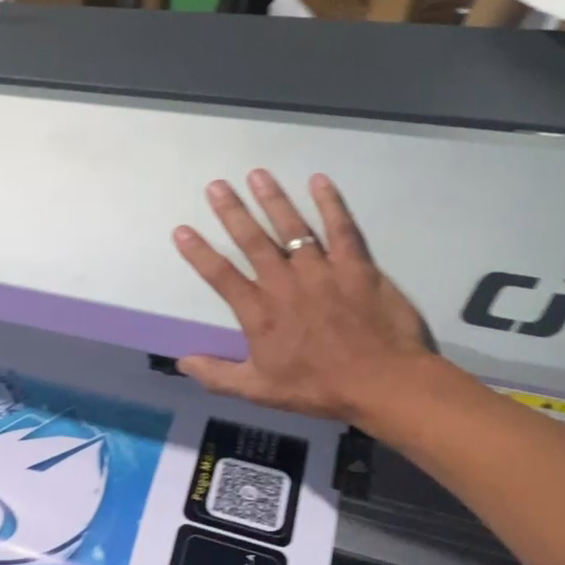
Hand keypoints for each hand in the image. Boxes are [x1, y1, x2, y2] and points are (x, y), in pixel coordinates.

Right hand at [173, 171, 436, 424]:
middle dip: (232, 212)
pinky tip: (318, 181)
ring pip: (292, 228)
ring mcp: (322, 271)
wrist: (383, 382)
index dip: (198, 253)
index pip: (221, 276)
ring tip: (257, 175)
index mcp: (260, 313)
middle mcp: (285, 284)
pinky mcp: (356, 267)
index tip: (181, 230)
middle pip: (253, 241)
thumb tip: (181, 362)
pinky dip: (330, 203)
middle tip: (216, 185)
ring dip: (273, 200)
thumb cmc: (319, 388)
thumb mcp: (260, 390)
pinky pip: (341, 229)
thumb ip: (218, 375)